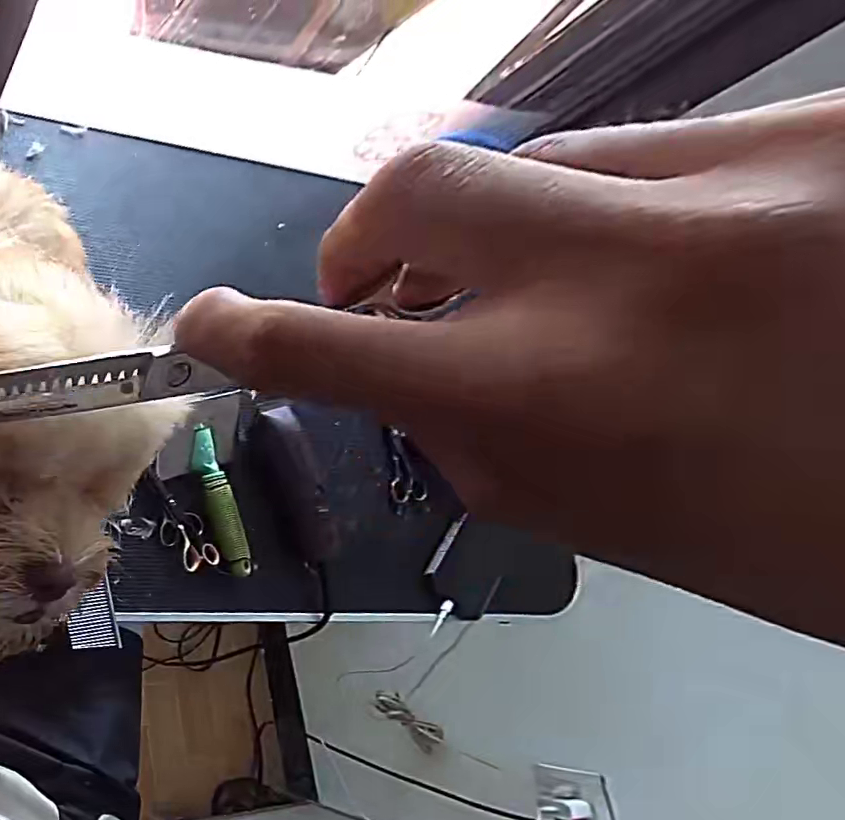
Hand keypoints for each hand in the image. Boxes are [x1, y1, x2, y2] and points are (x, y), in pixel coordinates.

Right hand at [175, 91, 844, 643]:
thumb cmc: (773, 531)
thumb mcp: (554, 497)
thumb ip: (444, 417)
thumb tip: (397, 353)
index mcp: (538, 391)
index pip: (313, 343)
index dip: (231, 330)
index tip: (202, 324)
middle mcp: (630, 263)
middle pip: (406, 187)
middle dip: (358, 245)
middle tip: (380, 294)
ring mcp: (758, 170)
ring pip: (532, 165)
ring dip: (497, 237)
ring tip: (555, 295)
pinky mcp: (841, 125)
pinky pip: (651, 155)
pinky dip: (612, 216)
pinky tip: (672, 270)